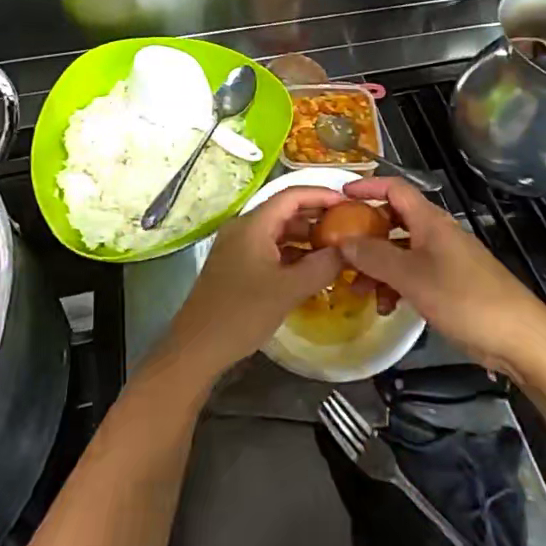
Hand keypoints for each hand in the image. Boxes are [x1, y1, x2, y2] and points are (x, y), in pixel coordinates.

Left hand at [160, 186, 347, 380]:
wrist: (196, 350)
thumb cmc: (241, 314)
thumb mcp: (289, 290)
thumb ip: (323, 266)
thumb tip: (350, 250)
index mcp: (253, 225)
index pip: (292, 195)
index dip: (322, 195)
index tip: (350, 203)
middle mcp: (244, 229)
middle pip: (286, 211)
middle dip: (318, 216)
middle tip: (349, 226)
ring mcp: (238, 248)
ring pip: (279, 232)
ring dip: (307, 237)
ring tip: (336, 248)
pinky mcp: (237, 266)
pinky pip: (271, 249)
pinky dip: (293, 254)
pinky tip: (313, 268)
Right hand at [337, 177, 545, 373]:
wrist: (516, 335)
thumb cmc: (463, 298)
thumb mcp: (411, 276)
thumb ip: (375, 256)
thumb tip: (342, 240)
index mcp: (430, 220)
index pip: (395, 188)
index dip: (368, 187)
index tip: (339, 196)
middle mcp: (437, 233)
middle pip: (395, 220)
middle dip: (366, 234)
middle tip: (340, 250)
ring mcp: (445, 259)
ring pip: (401, 252)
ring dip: (378, 266)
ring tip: (358, 290)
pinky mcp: (450, 284)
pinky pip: (414, 275)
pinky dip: (396, 285)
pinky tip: (386, 308)